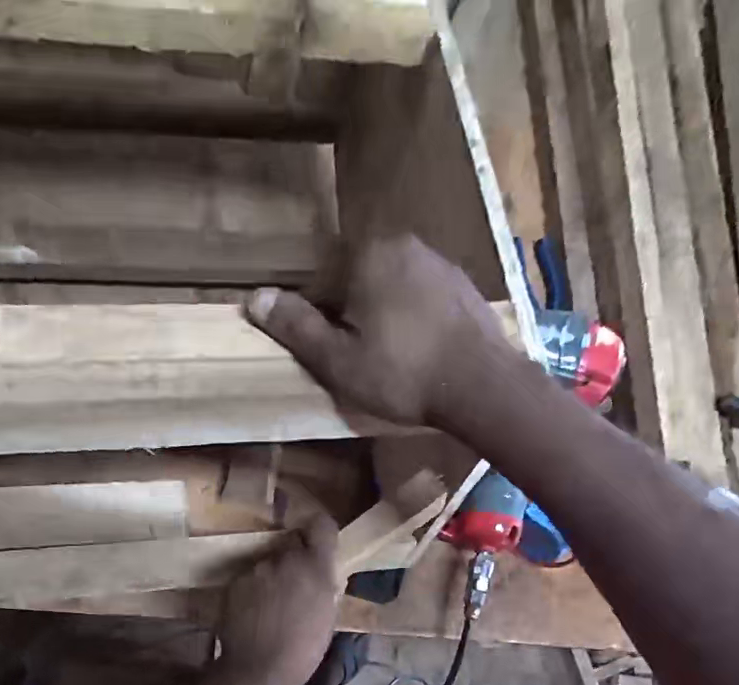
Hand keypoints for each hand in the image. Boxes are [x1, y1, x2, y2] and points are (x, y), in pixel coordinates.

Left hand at [210, 515, 338, 684]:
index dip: (321, 533)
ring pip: (269, 560)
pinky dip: (254, 588)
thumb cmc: (303, 650)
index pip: (321, 524)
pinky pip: (250, 576)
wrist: (256, 671)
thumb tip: (323, 574)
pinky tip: (255, 612)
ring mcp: (256, 569)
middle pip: (292, 541)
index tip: (320, 546)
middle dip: (296, 557)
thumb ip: (326, 586)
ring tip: (274, 604)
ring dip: (274, 574)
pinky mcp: (235, 581)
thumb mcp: (328, 616)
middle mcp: (284, 558)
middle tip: (297, 584)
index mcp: (315, 566)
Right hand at [244, 236, 520, 429]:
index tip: (329, 355)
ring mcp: (441, 263)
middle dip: (353, 315)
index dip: (318, 321)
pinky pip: (425, 298)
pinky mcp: (466, 287)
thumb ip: (296, 327)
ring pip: (393, 288)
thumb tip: (255, 298)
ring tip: (394, 360)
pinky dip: (416, 319)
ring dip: (385, 316)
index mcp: (366, 254)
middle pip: (358, 281)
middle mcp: (404, 245)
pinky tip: (422, 351)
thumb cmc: (403, 374)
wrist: (483, 386)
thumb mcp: (339, 360)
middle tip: (361, 360)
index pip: (322, 283)